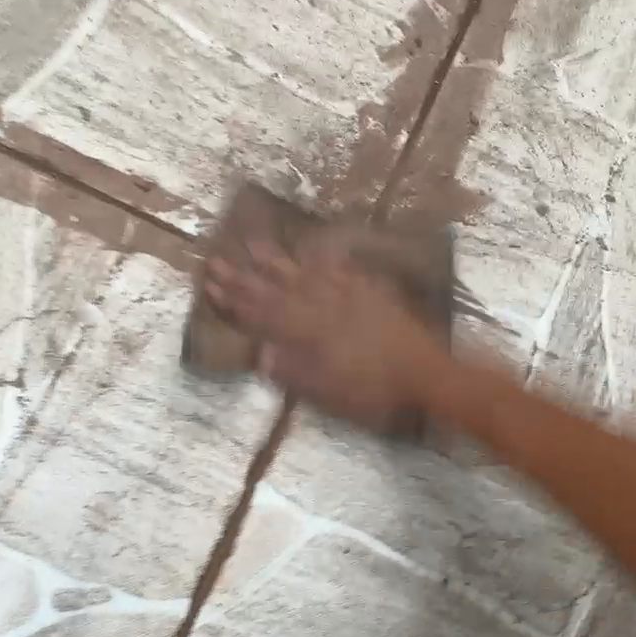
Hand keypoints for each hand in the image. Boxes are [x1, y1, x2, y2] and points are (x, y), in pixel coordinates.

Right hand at [204, 240, 450, 430]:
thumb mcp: (332, 393)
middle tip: (216, 260)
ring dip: (277, 261)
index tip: (209, 285)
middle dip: (244, 277)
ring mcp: (347, 296)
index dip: (234, 301)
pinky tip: (314, 247)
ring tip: (254, 243)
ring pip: (305, 274)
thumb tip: (263, 356)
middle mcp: (323, 308)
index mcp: (310, 334)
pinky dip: (324, 259)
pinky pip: (342, 270)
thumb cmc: (377, 393)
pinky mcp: (370, 293)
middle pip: (277, 290)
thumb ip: (296, 373)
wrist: (426, 374)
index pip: (263, 315)